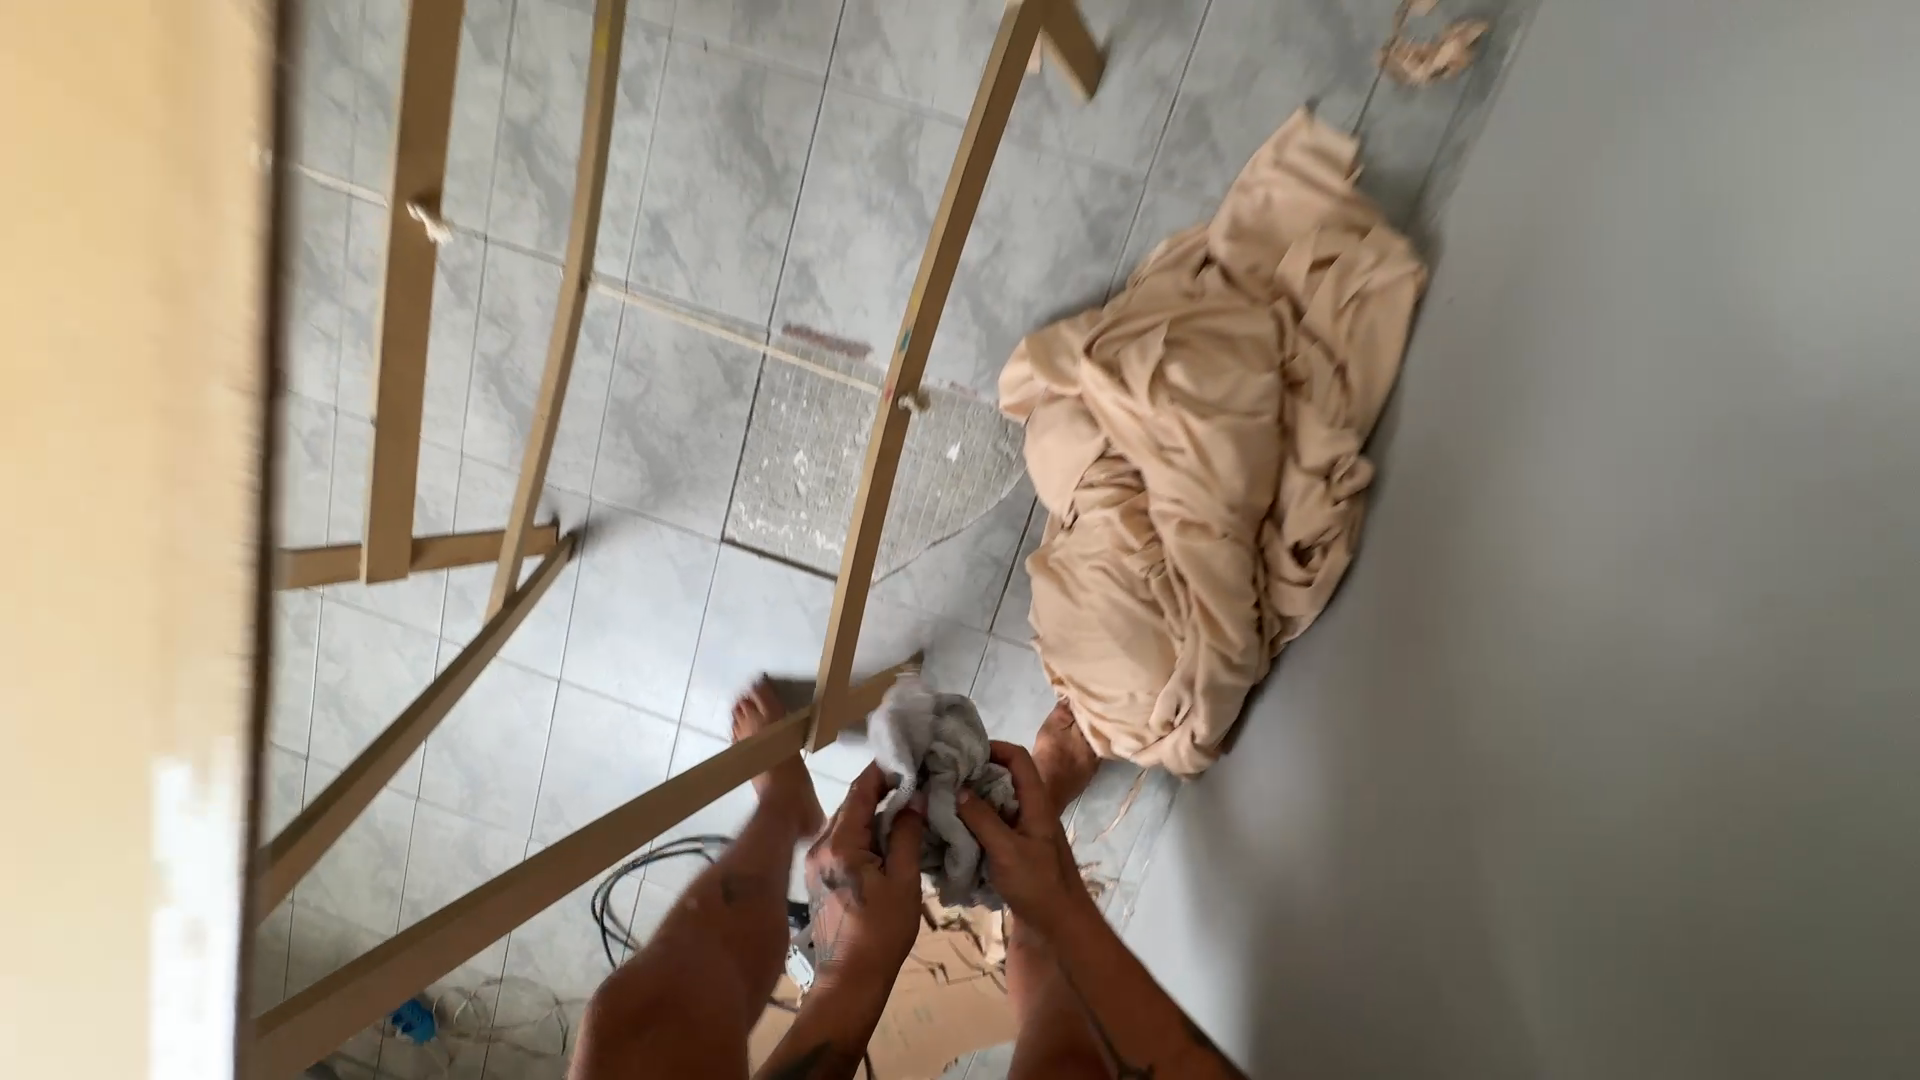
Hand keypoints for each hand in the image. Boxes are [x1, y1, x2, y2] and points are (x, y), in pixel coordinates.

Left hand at [803, 763, 926, 985]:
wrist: (849, 981)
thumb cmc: (881, 932)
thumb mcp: (903, 881)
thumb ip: (906, 835)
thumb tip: (915, 800)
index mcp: (840, 844)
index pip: (860, 791)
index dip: (882, 771)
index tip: (906, 758)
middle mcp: (820, 845)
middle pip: (851, 803)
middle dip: (879, 788)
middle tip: (911, 778)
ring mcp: (815, 861)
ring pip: (846, 821)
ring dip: (872, 809)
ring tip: (904, 801)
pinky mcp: (818, 876)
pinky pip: (841, 839)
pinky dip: (863, 829)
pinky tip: (885, 832)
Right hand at [955, 741, 1089, 935]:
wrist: (1061, 926)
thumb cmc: (1038, 885)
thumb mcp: (1006, 850)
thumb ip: (982, 818)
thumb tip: (957, 788)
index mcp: (1036, 802)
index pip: (1018, 757)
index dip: (993, 748)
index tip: (963, 753)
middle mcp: (1031, 808)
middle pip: (1004, 776)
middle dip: (976, 772)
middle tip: (945, 776)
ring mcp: (1023, 828)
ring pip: (997, 800)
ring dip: (973, 798)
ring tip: (944, 799)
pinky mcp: (1015, 846)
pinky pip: (993, 823)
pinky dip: (975, 819)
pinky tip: (954, 827)